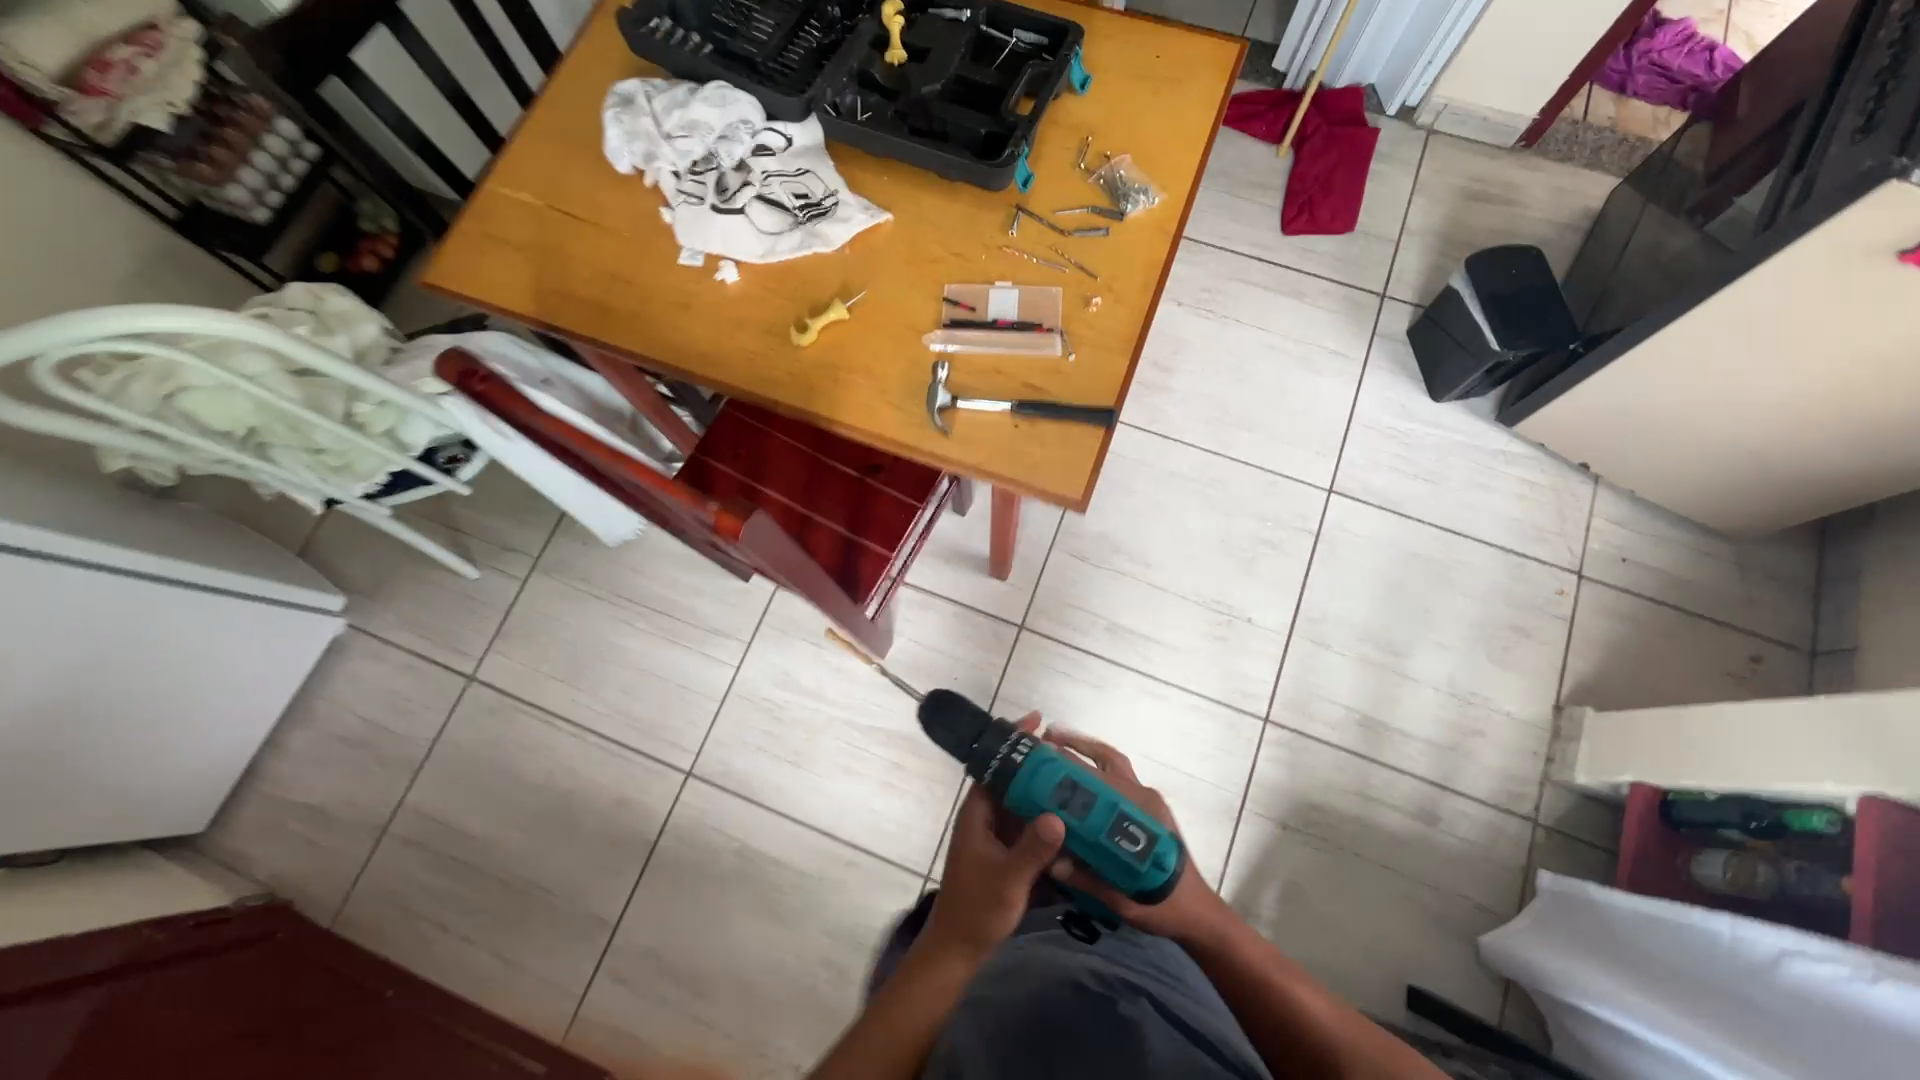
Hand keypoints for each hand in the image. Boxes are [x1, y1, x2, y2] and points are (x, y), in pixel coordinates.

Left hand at [924, 713, 1065, 958]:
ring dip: (1043, 788)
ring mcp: (995, 835)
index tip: (1038, 721)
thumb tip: (1057, 815)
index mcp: (977, 814)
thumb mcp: (1007, 879)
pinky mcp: (1006, 852)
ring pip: (1020, 801)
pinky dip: (1044, 815)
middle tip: (1071, 749)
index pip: (995, 766)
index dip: (1015, 743)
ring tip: (1077, 774)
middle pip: (1011, 779)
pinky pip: (1026, 823)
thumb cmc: (977, 909)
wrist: (960, 947)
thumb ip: (1031, 849)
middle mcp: (985, 817)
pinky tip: (1070, 814)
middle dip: (1037, 762)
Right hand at [1043, 729, 1234, 947]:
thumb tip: (1051, 862)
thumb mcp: (1124, 900)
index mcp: (1141, 815)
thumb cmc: (1163, 906)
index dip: (1071, 767)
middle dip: (1075, 748)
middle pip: (1107, 761)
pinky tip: (1077, 774)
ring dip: (1087, 751)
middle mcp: (1144, 798)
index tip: (1042, 759)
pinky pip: (1120, 778)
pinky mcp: (1150, 807)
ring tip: (1058, 743)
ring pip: (1114, 764)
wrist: (1197, 913)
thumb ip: (1088, 881)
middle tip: (1043, 743)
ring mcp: (1148, 800)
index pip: (1101, 781)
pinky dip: (1097, 767)